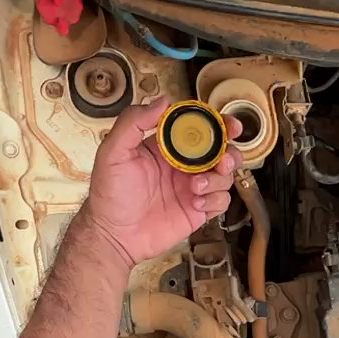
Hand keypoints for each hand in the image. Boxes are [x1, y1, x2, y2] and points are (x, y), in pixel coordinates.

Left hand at [83, 95, 240, 266]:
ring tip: (197, 187)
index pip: (197, 128)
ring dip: (218, 179)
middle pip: (220, 151)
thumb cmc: (109, 195)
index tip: (227, 124)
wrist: (114, 235)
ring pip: (225, 176)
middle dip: (229, 152)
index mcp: (166, 147)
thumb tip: (162, 102)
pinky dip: (215, 200)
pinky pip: (221, 201)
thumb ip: (133, 122)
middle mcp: (183, 166)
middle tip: (224, 159)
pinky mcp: (198, 210)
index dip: (216, 123)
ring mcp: (192, 188)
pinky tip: (196, 203)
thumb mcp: (113, 152)